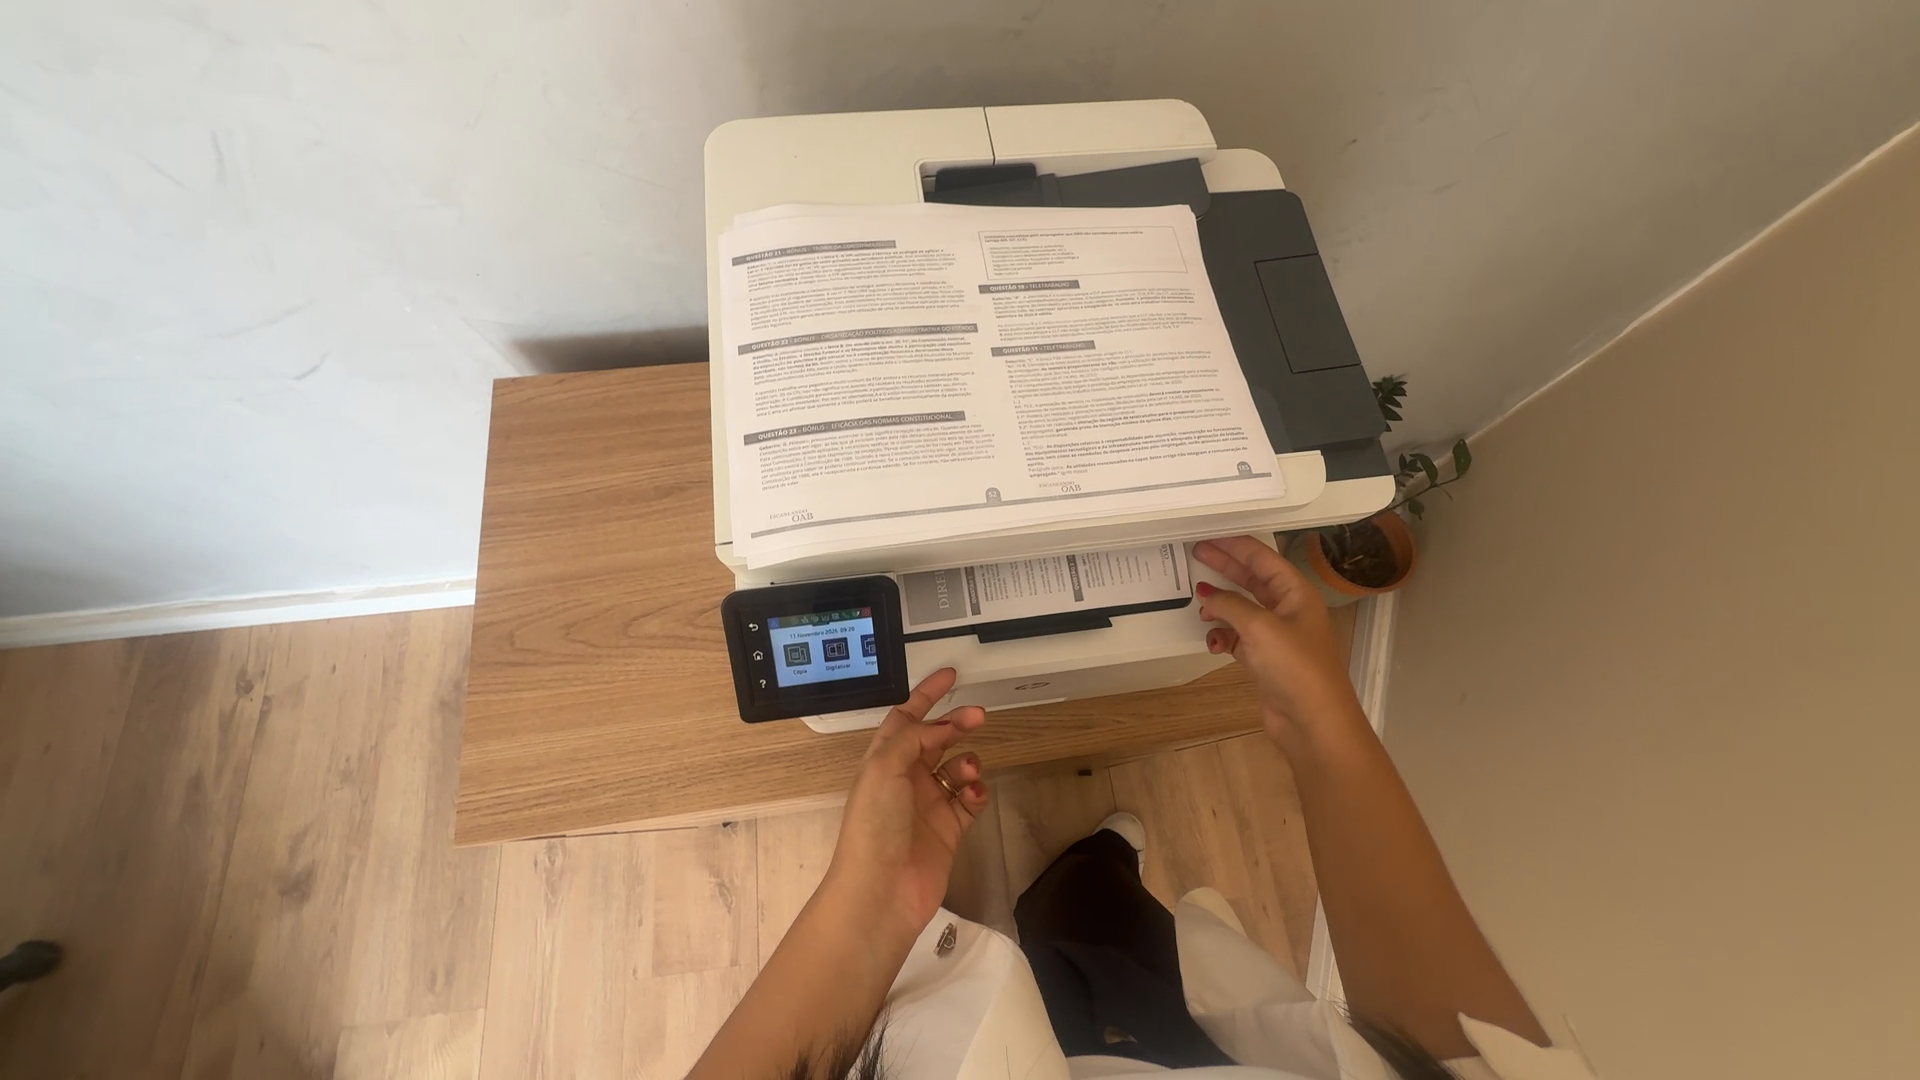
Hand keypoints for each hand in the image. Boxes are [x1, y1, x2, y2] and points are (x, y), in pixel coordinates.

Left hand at [826, 668, 989, 935]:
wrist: (881, 891)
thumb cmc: (875, 825)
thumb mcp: (885, 767)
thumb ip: (913, 737)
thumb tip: (941, 725)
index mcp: (884, 760)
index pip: (906, 717)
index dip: (926, 694)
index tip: (951, 675)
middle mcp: (906, 778)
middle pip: (936, 739)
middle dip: (957, 724)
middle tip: (979, 716)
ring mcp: (928, 804)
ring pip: (957, 768)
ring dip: (968, 762)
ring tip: (970, 770)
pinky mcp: (949, 829)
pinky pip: (969, 801)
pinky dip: (976, 793)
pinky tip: (974, 795)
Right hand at [1192, 535, 1366, 744]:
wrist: (1313, 721)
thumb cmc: (1296, 668)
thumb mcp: (1260, 627)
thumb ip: (1230, 605)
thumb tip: (1208, 596)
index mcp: (1296, 593)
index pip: (1263, 558)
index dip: (1235, 546)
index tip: (1208, 537)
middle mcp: (1288, 610)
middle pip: (1251, 579)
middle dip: (1224, 567)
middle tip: (1197, 554)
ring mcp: (1275, 635)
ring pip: (1241, 609)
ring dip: (1220, 607)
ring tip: (1201, 606)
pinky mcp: (1263, 659)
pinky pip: (1236, 637)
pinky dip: (1223, 636)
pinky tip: (1214, 643)